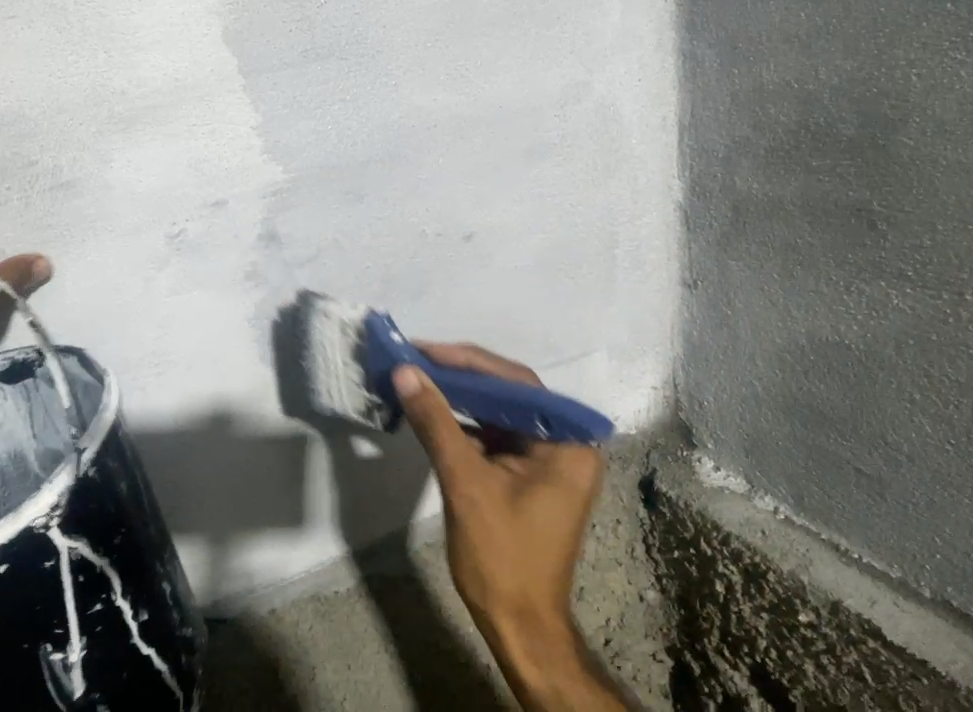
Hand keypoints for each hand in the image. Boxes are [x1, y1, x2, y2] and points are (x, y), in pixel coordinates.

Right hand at [393, 344, 615, 706]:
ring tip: (417, 378)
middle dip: (462, 376)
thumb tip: (405, 372)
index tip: (424, 349)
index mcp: (567, 441)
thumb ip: (436, 422)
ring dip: (460, 398)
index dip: (468, 361)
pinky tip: (433, 411)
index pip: (516, 383)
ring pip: (500, 413)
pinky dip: (465, 424)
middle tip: (416, 359)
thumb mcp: (465, 483)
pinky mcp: (529, 474)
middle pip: (509, 393)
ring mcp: (548, 459)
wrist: (519, 624)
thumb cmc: (501, 556)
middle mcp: (566, 442)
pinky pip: (496, 435)